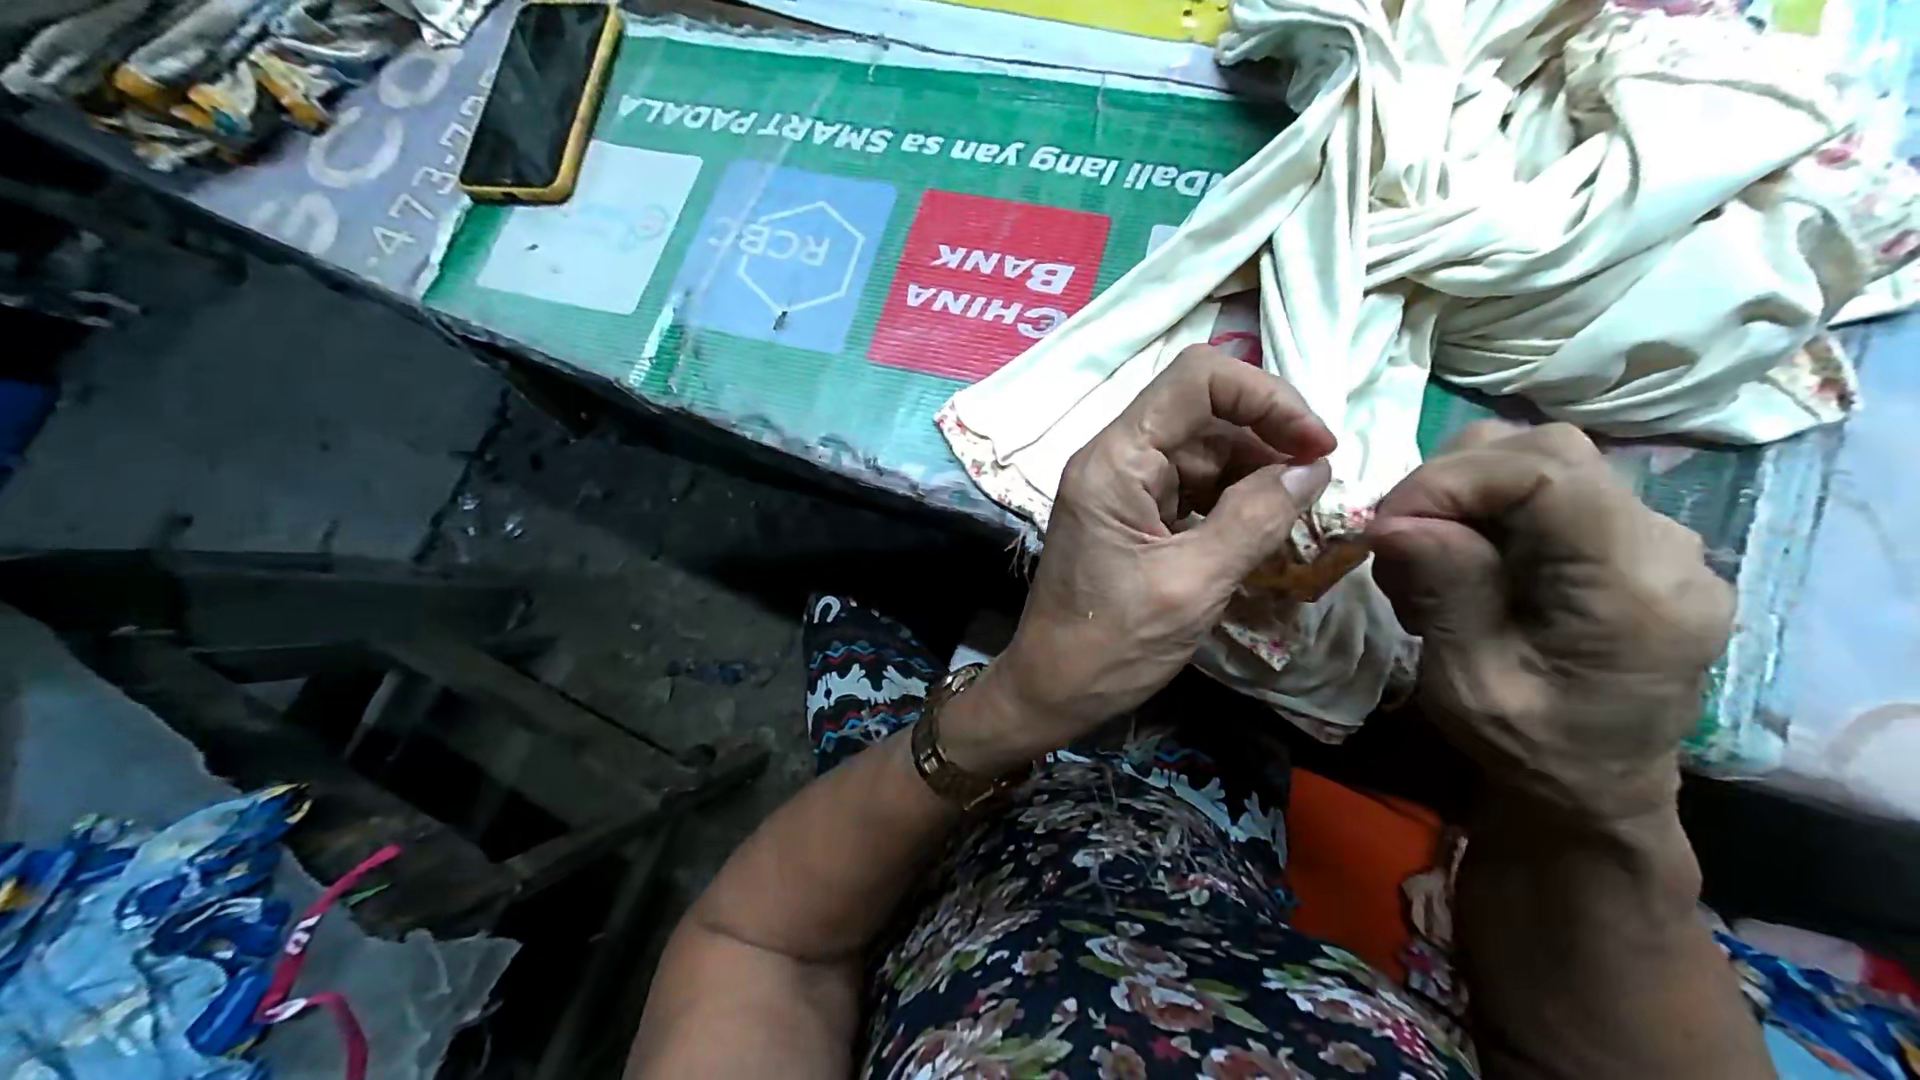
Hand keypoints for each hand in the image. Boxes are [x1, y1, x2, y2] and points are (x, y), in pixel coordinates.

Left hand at [943, 346, 1335, 774]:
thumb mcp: (1194, 583)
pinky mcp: (1130, 516)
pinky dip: (1231, 501)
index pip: (1196, 379)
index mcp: (1115, 462)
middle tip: (1316, 486)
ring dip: (1254, 474)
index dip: (1265, 397)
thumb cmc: (1113, 644)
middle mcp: (1114, 460)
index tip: (1315, 444)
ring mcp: (1120, 488)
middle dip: (1266, 439)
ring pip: (1202, 452)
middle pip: (1203, 413)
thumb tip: (1311, 469)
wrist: (1053, 689)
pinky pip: (1191, 488)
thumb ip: (1255, 518)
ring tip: (1295, 515)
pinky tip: (1264, 529)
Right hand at [1366, 422, 1732, 824]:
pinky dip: (1480, 506)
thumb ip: (1446, 593)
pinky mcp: (1625, 541)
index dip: (1450, 480)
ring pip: (1540, 457)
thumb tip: (1393, 520)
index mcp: (1636, 590)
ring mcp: (1653, 539)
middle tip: (1398, 541)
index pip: (1548, 473)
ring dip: (1460, 493)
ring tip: (1426, 556)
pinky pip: (1544, 488)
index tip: (1387, 525)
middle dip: (1448, 482)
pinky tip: (1460, 558)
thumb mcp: (1470, 684)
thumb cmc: (1531, 749)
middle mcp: (1664, 547)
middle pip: (1545, 450)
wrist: (1595, 786)